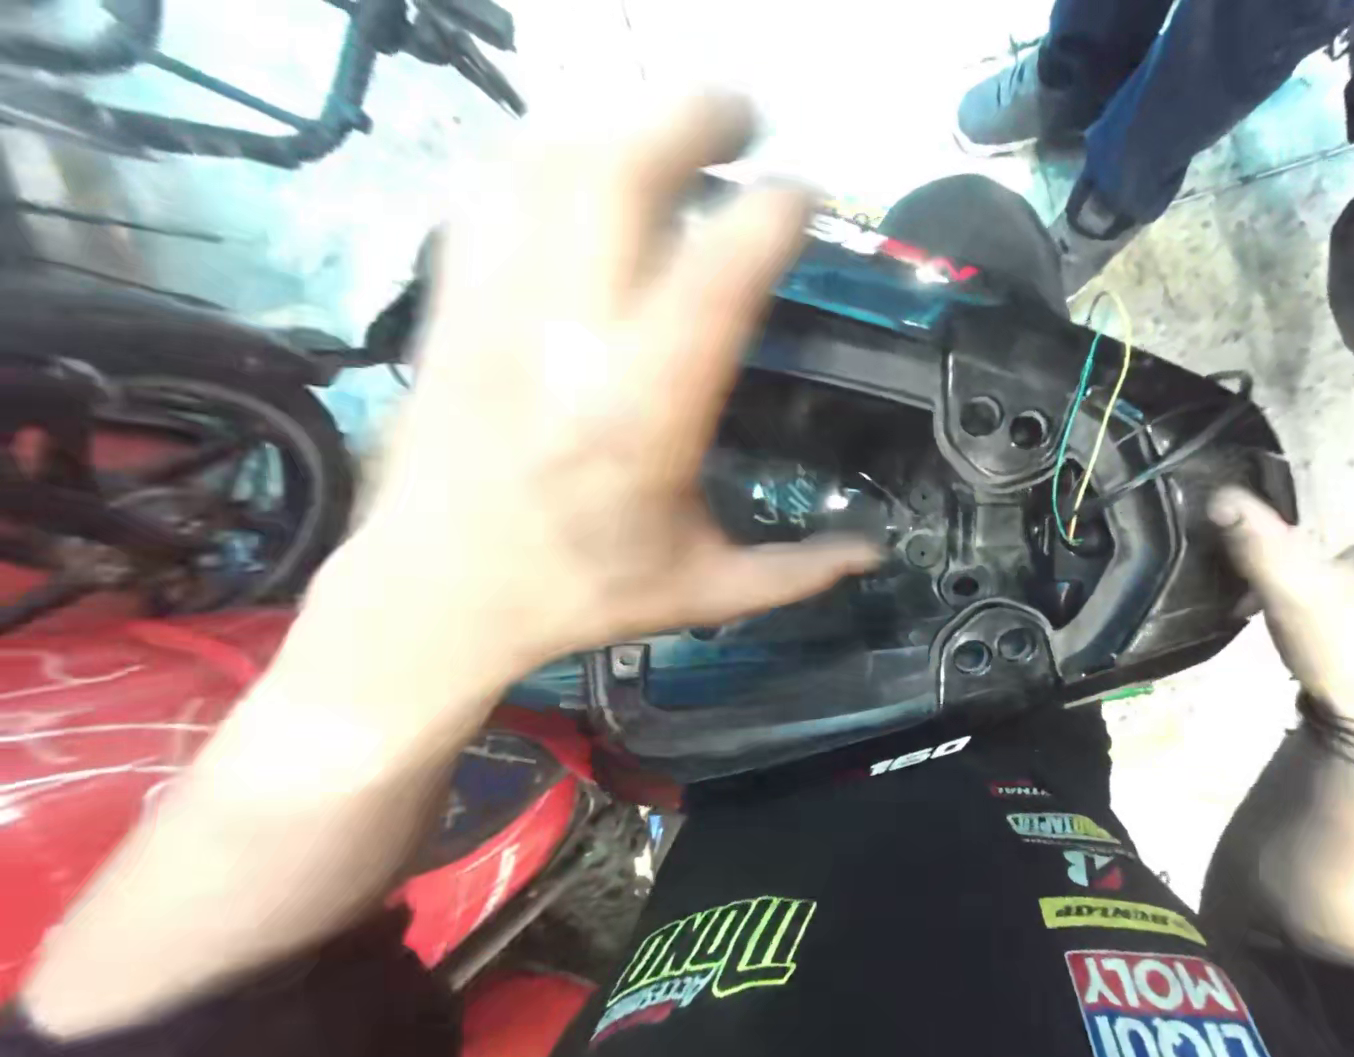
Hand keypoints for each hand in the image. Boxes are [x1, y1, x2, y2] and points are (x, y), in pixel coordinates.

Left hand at [308, 94, 879, 682]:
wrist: (433, 598)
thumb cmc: (582, 595)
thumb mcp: (709, 591)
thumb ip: (801, 570)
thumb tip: (876, 551)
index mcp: (644, 416)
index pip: (716, 277)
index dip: (769, 215)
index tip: (805, 198)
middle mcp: (566, 343)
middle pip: (616, 176)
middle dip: (689, 121)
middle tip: (744, 116)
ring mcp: (496, 311)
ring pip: (546, 163)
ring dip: (620, 123)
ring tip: (674, 127)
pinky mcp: (452, 305)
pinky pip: (494, 190)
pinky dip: (548, 154)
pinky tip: (585, 163)